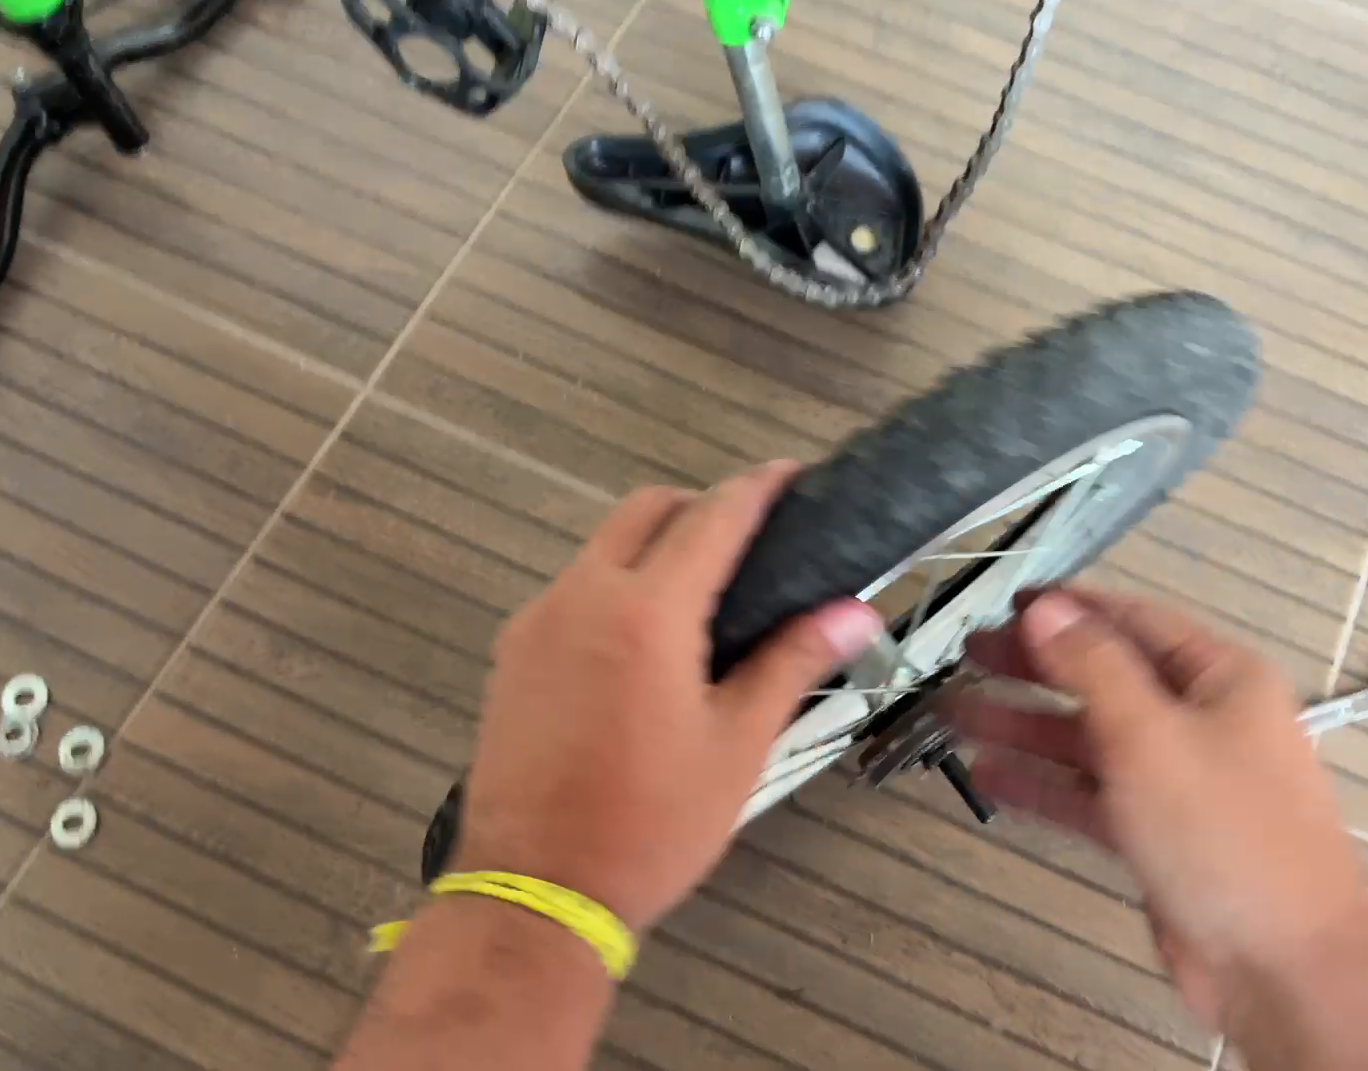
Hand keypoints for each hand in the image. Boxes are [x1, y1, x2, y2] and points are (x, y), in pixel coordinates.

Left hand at [453, 462, 883, 932]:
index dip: (757, 487)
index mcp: (647, 610)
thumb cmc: (653, 819)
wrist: (534, 894)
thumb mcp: (738, 740)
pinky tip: (641, 640)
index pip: (712, 518)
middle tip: (748, 538)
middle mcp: (583, 594)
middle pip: (646, 508)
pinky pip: (574, 587)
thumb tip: (855, 612)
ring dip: (654, 543)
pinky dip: (616, 582)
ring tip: (701, 592)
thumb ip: (793, 660)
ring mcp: (537, 620)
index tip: (790, 474)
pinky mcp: (512, 652)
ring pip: (604, 545)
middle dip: (701, 504)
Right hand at [954, 588, 1367, 1022]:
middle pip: (1102, 677)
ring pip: (1088, 737)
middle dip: (1034, 666)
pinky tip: (989, 776)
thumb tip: (1047, 606)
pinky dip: (1043, 783)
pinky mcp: (1155, 830)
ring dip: (1025, 726)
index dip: (1069, 609)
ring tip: (957, 715)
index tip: (1009, 604)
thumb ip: (1092, 664)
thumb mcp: (1150, 734)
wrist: (1286, 974)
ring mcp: (1175, 778)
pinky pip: (1089, 792)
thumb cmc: (1224, 834)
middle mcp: (1198, 719)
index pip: (1132, 621)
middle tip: (973, 654)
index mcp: (1217, 679)